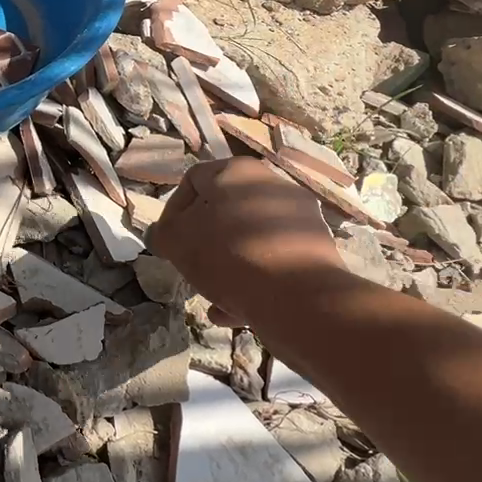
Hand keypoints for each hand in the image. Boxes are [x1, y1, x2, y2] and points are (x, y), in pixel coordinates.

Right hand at [152, 157, 347, 321]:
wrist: (299, 298)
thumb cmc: (227, 255)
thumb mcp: (174, 240)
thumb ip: (162, 232)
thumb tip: (164, 235)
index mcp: (236, 170)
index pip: (192, 181)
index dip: (173, 212)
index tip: (168, 241)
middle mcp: (273, 185)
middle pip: (225, 211)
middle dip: (204, 239)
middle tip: (191, 264)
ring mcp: (300, 219)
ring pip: (251, 239)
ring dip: (228, 264)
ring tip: (212, 294)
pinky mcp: (318, 252)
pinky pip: (275, 262)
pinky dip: (255, 281)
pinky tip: (235, 311)